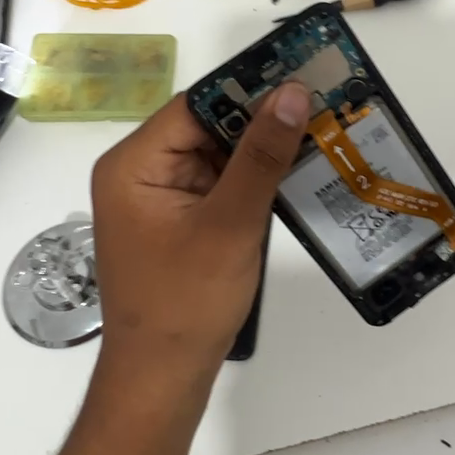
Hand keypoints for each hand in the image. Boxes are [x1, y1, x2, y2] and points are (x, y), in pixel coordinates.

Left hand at [89, 83, 310, 367]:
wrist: (163, 377)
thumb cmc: (188, 301)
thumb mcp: (231, 222)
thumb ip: (262, 155)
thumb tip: (291, 92)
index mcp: (135, 164)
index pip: (196, 105)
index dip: (248, 89)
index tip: (300, 76)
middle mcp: (141, 173)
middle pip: (207, 126)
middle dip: (261, 119)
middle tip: (320, 102)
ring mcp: (160, 198)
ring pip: (218, 154)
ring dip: (262, 149)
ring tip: (319, 130)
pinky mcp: (180, 221)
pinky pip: (220, 183)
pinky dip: (253, 178)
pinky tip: (295, 170)